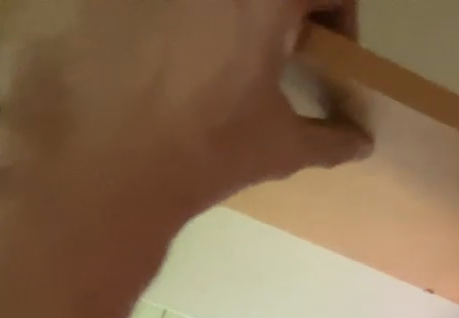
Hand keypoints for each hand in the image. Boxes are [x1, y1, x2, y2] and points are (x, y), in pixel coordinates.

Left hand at [0, 0, 371, 234]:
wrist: (100, 161)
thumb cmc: (204, 151)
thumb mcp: (278, 148)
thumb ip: (328, 139)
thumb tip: (359, 142)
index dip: (341, 15)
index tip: (329, 53)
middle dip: (283, 13)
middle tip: (275, 48)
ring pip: (214, 3)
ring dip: (227, 17)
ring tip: (215, 54)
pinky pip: (158, 8)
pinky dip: (170, 22)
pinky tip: (163, 54)